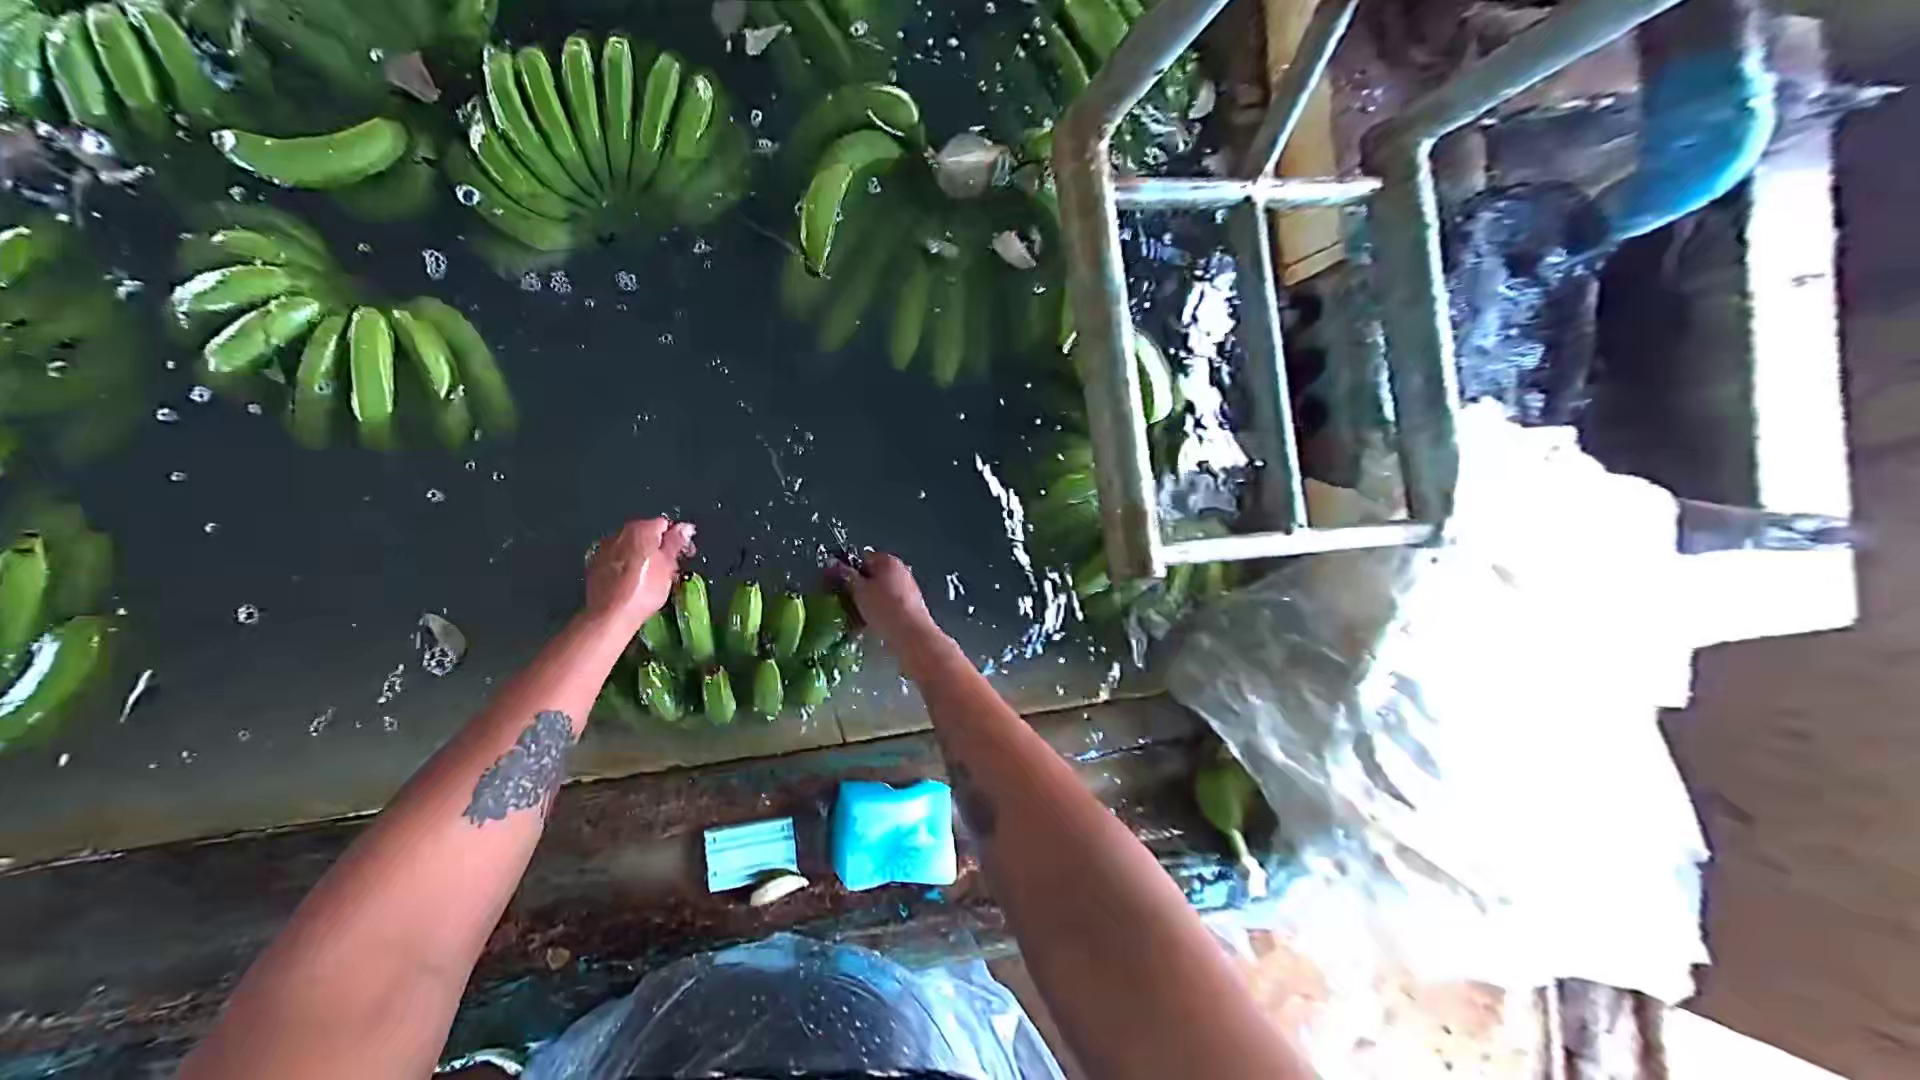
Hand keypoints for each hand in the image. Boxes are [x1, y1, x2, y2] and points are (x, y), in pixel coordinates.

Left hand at [585, 518, 694, 632]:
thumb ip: (676, 542)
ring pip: (631, 546)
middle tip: (669, 568)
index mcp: (641, 529)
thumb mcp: (669, 566)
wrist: (611, 615)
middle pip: (646, 533)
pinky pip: (617, 558)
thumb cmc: (645, 589)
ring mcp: (605, 548)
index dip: (677, 539)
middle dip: (658, 547)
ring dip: (642, 556)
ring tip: (651, 577)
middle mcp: (620, 533)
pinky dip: (626, 565)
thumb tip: (685, 527)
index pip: (665, 524)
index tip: (682, 556)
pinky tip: (632, 582)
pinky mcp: (594, 565)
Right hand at [834, 551, 940, 646]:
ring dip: (865, 602)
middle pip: (872, 576)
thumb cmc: (884, 608)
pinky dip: (876, 612)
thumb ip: (846, 576)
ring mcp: (906, 591)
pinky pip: (887, 606)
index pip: (863, 558)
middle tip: (842, 599)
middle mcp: (901, 572)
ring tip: (853, 615)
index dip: (847, 568)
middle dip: (857, 587)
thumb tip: (836, 565)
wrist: (911, 636)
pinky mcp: (908, 609)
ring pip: (879, 593)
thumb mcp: (859, 590)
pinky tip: (866, 624)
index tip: (835, 581)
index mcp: (889, 561)